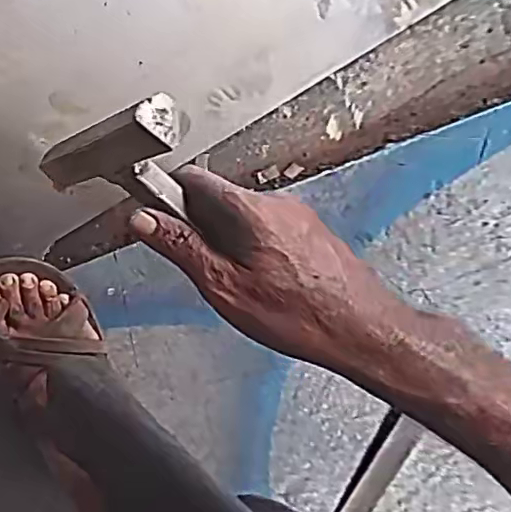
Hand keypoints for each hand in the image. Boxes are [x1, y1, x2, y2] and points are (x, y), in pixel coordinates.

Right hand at [127, 166, 419, 378]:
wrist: (366, 334)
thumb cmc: (302, 316)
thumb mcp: (224, 286)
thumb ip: (181, 246)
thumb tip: (144, 219)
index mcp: (250, 209)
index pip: (191, 177)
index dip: (164, 192)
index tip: (154, 212)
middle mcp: (276, 202)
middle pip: (215, 195)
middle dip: (196, 223)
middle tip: (198, 263)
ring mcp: (297, 215)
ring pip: (240, 212)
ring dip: (224, 236)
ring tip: (233, 278)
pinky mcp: (310, 231)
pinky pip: (264, 225)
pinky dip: (250, 244)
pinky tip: (260, 279)